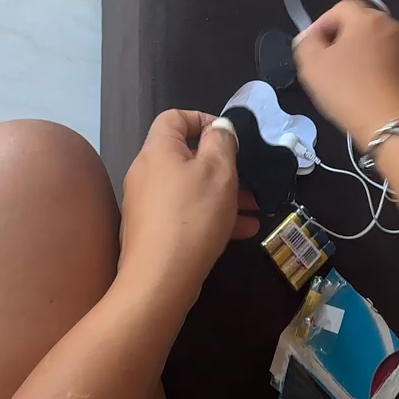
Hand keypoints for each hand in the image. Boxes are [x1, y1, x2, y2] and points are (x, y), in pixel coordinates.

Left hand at [118, 110, 239, 308]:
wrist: (160, 280)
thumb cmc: (193, 216)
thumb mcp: (219, 171)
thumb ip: (222, 141)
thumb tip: (219, 127)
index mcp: (158, 149)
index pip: (174, 117)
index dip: (202, 119)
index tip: (227, 136)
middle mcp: (146, 172)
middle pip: (185, 155)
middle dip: (221, 165)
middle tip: (247, 177)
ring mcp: (146, 203)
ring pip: (189, 187)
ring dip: (222, 194)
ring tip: (253, 208)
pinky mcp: (151, 231)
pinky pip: (184, 212)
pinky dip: (209, 215)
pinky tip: (241, 231)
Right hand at [292, 0, 398, 143]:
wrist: (396, 125)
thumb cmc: (351, 91)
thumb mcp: (312, 65)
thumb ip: (306, 42)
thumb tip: (310, 37)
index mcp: (367, 17)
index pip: (340, 8)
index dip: (322, 24)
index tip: (311, 46)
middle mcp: (392, 25)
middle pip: (359, 23)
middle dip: (340, 39)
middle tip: (325, 63)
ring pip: (374, 43)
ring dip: (358, 55)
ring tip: (344, 79)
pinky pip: (388, 60)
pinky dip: (374, 68)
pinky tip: (364, 89)